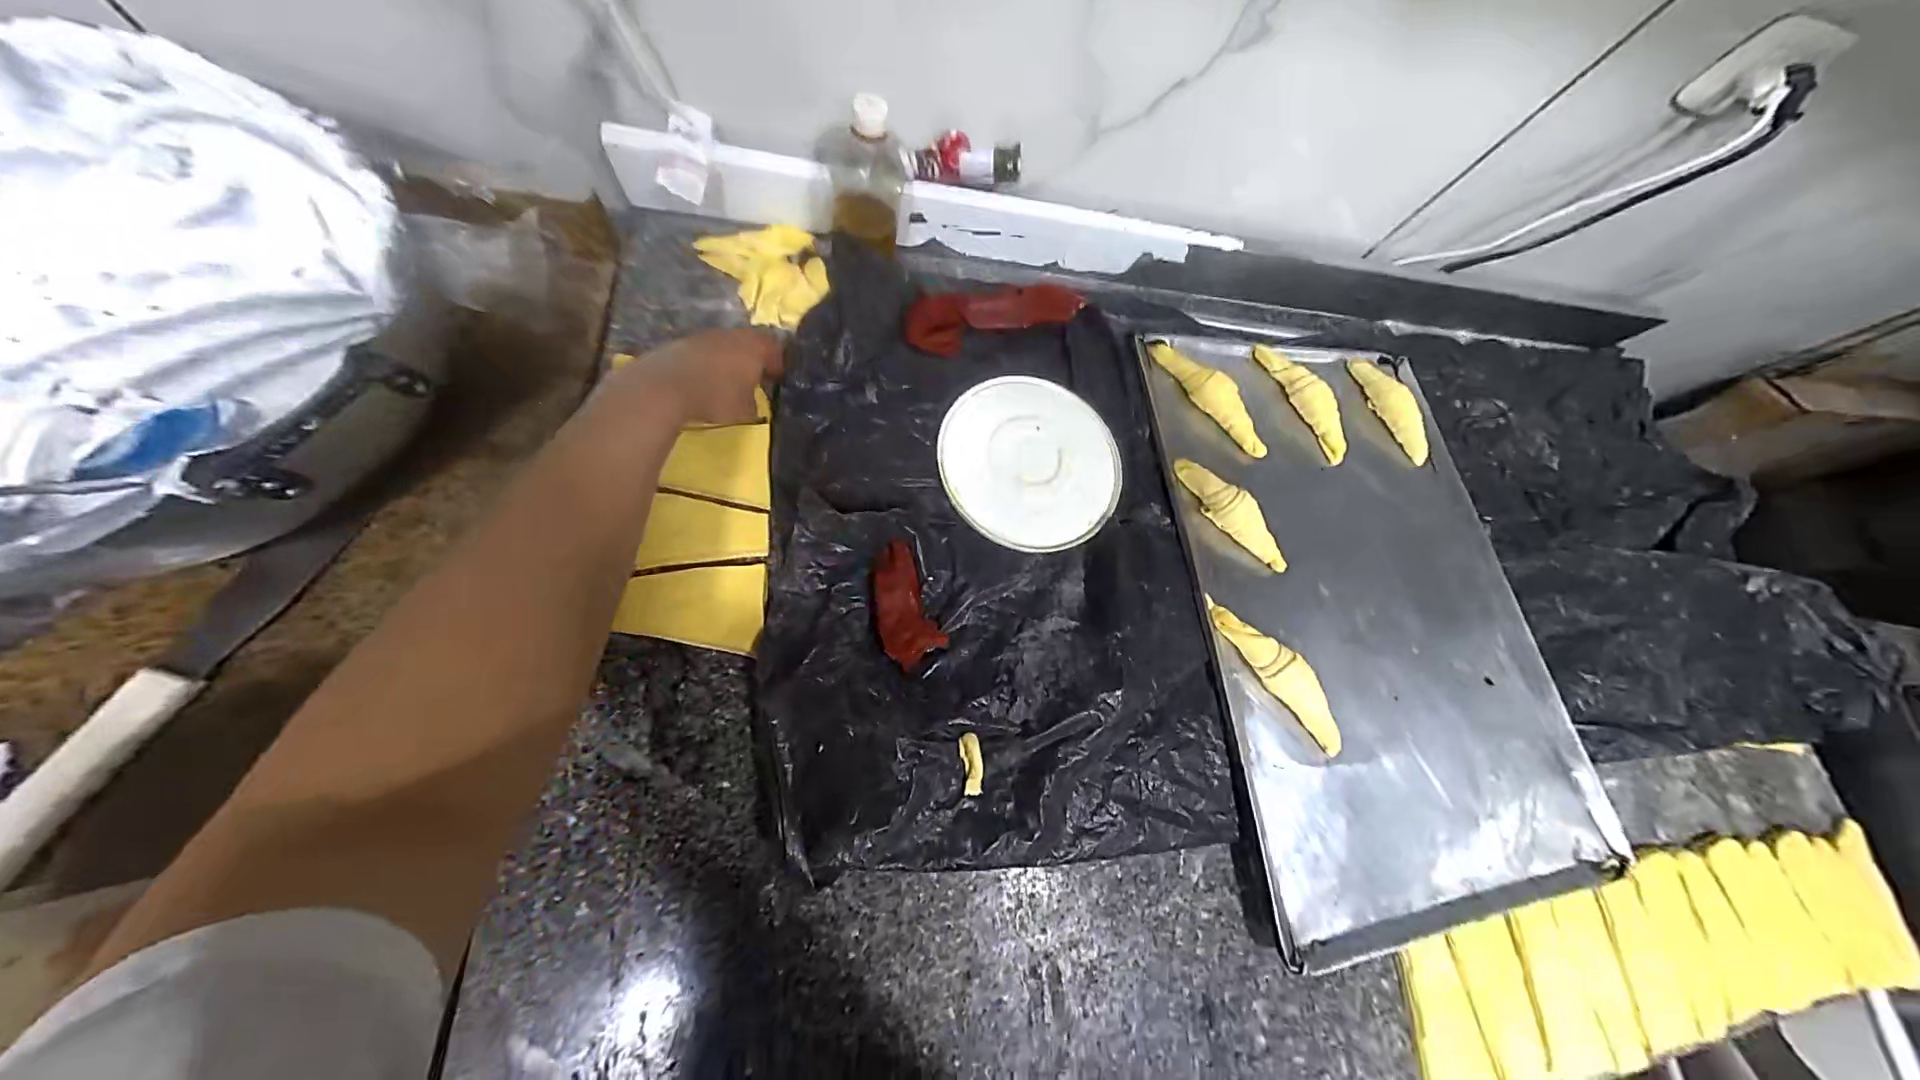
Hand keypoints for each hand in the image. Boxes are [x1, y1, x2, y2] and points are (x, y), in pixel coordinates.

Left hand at [605, 329, 782, 424]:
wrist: (663, 387)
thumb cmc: (715, 398)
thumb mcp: (746, 410)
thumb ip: (755, 402)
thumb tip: (754, 401)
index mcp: (755, 347)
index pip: (776, 349)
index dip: (779, 365)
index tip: (778, 381)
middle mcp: (732, 334)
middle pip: (750, 342)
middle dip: (754, 359)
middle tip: (755, 380)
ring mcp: (705, 336)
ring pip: (726, 345)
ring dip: (729, 359)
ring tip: (728, 381)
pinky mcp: (682, 342)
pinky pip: (704, 352)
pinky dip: (708, 363)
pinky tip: (703, 380)